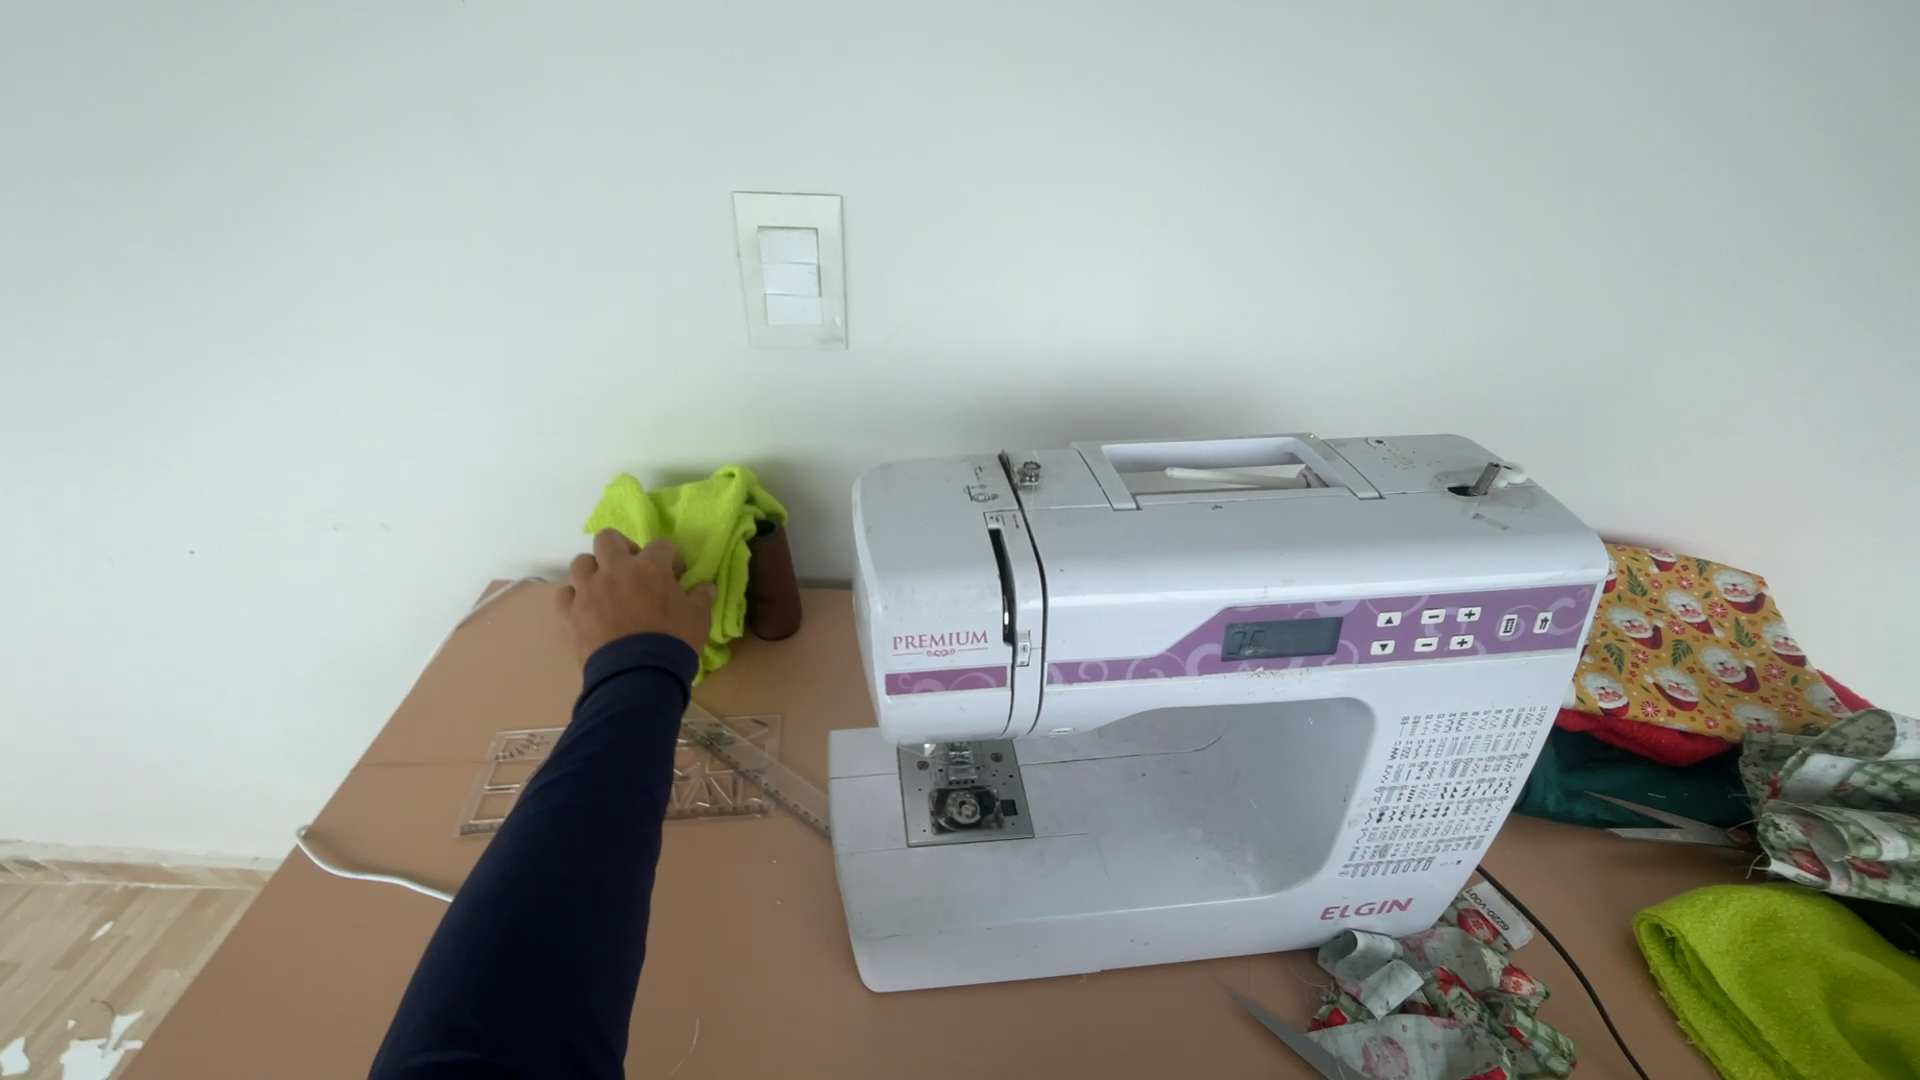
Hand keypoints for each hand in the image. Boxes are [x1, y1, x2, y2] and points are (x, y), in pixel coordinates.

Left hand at [557, 529, 716, 663]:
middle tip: (633, 569)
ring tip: (607, 589)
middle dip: (621, 548)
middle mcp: (615, 570)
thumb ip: (700, 598)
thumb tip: (706, 587)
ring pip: (582, 562)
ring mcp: (588, 590)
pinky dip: (576, 598)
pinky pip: (566, 594)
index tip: (676, 575)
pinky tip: (588, 609)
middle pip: (608, 539)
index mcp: (650, 567)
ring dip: (595, 571)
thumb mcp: (699, 618)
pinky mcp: (570, 613)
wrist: (637, 675)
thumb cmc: (674, 641)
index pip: (661, 545)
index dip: (671, 558)